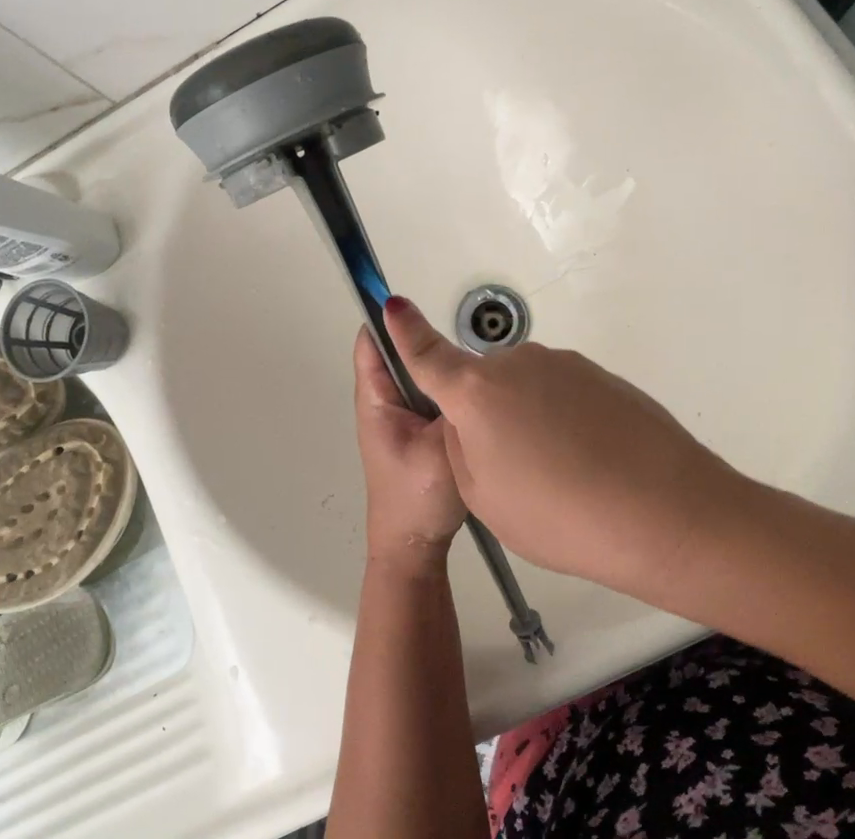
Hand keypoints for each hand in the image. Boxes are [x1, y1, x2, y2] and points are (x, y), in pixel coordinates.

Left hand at [352, 327, 467, 571]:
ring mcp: (400, 419)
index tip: (423, 305)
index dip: (391, 318)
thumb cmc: (420, 496)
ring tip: (481, 367)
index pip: (373, 341)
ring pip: (420, 379)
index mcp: (376, 399)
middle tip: (470, 342)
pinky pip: (432, 400)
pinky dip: (449, 394)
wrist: (415, 548)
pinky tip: (477, 399)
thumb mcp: (443, 446)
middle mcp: (383, 402)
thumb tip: (470, 369)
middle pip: (401, 356)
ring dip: (443, 371)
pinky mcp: (418, 434)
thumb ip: (454, 404)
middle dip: (429, 344)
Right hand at [382, 296, 757, 593]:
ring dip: (530, 421)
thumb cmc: (559, 516)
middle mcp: (519, 364)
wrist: (668, 513)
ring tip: (562, 477)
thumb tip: (472, 419)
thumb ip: (462, 447)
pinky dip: (566, 422)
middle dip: (485, 416)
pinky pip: (565, 395)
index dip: (405, 332)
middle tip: (513, 473)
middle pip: (483, 382)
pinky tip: (592, 465)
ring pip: (526, 390)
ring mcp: (567, 366)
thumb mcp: (484, 496)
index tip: (390, 303)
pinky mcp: (604, 376)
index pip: (428, 355)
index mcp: (478, 392)